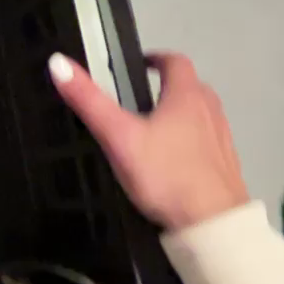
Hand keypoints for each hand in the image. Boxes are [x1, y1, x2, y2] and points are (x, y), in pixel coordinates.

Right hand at [49, 51, 247, 232]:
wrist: (212, 225)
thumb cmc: (164, 175)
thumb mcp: (118, 137)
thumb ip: (88, 101)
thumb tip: (58, 63)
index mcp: (186, 97)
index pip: (175, 62)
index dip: (155, 58)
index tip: (138, 64)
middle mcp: (209, 111)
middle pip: (190, 87)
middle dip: (166, 86)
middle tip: (139, 97)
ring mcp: (222, 139)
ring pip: (201, 114)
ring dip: (180, 112)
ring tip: (152, 128)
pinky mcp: (226, 165)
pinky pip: (206, 141)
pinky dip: (190, 139)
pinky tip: (171, 161)